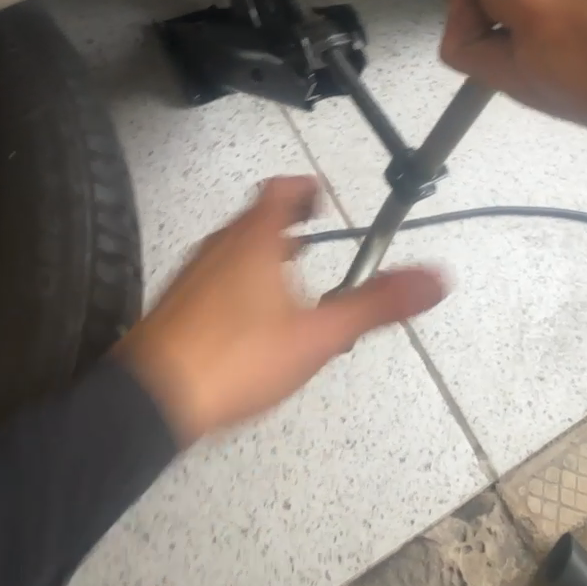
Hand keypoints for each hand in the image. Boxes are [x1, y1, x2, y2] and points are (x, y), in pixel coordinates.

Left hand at [113, 177, 446, 444]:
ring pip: (231, 248)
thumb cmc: (237, 358)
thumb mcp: (319, 335)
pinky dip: (236, 281)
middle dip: (285, 226)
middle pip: (254, 218)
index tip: (320, 199)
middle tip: (308, 241)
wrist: (153, 397)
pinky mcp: (175, 304)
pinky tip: (246, 323)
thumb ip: (377, 306)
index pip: (281, 190)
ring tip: (284, 282)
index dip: (304, 189)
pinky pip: (213, 277)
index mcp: (255, 240)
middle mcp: (219, 246)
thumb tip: (433, 279)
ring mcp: (192, 274)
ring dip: (260, 254)